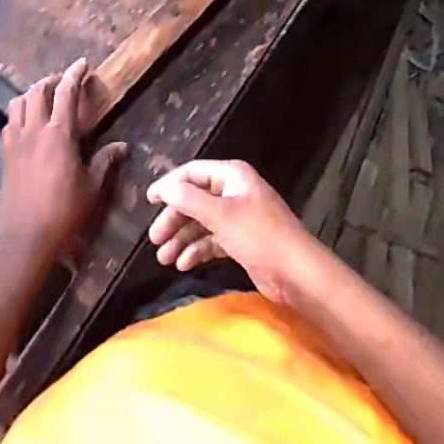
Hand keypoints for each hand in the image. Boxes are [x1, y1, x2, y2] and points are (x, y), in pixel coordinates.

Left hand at [0, 58, 126, 254]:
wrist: (26, 238)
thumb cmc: (65, 211)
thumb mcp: (93, 186)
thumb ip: (105, 161)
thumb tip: (122, 146)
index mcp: (59, 135)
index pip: (65, 93)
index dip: (74, 74)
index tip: (83, 64)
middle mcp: (34, 131)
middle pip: (37, 91)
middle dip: (51, 80)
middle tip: (64, 81)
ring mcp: (15, 143)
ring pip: (17, 104)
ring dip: (32, 93)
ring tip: (45, 96)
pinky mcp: (5, 155)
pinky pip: (9, 122)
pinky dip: (19, 112)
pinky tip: (28, 122)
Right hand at [146, 160, 324, 302]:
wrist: (295, 271)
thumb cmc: (258, 235)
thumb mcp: (221, 215)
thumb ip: (190, 199)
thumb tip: (165, 188)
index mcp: (233, 176)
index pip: (194, 172)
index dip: (170, 184)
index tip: (148, 200)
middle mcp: (235, 192)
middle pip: (195, 199)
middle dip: (174, 218)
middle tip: (154, 240)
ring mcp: (239, 217)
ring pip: (202, 222)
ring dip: (182, 238)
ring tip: (164, 259)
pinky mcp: (241, 240)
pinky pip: (212, 240)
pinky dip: (198, 250)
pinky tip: (184, 265)